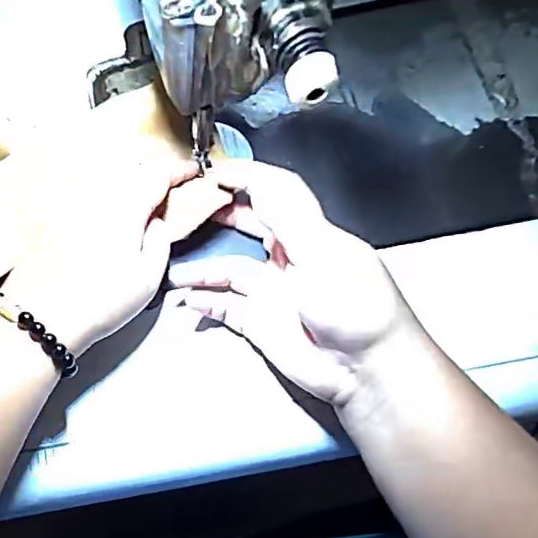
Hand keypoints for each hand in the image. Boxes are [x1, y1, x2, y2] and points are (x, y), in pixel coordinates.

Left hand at [0, 156, 231, 354]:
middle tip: (169, 190)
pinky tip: (109, 223)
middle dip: (153, 174)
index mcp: (126, 204)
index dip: (178, 170)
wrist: (43, 315)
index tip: (191, 172)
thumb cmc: (97, 301)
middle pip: (131, 169)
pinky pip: (88, 197)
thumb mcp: (148, 278)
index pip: (158, 173)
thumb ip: (160, 241)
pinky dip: (106, 200)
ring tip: (141, 207)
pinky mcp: (55, 218)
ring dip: (128, 186)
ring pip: (107, 181)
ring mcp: (72, 204)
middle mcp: (97, 195)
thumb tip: (158, 224)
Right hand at [170, 160, 423, 405]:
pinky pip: (224, 306)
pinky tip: (188, 299)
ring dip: (201, 267)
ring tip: (174, 266)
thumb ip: (288, 218)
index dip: (246, 176)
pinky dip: (204, 301)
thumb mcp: (323, 253)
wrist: (363, 366)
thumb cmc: (359, 309)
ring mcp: (272, 291)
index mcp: (310, 233)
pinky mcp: (260, 322)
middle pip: (247, 224)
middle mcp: (288, 258)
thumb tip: (258, 184)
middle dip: (218, 212)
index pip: (274, 191)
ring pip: (227, 269)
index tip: (215, 171)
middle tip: (188, 205)